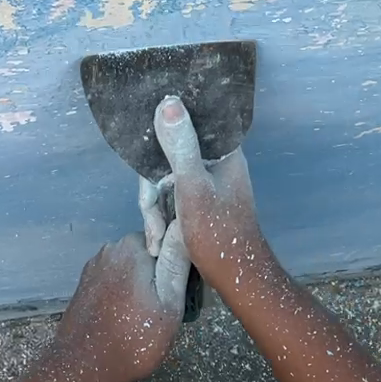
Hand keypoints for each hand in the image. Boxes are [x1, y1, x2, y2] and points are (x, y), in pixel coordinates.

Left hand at [51, 229, 189, 381]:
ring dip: (139, 284)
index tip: (181, 289)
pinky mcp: (86, 283)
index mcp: (132, 246)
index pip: (165, 240)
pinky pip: (113, 279)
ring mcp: (95, 265)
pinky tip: (125, 316)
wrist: (85, 367)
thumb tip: (182, 225)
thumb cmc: (135, 338)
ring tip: (146, 316)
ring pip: (129, 267)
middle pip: (146, 253)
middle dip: (158, 273)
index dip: (177, 263)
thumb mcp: (169, 302)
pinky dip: (122, 292)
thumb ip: (176, 261)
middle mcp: (111, 248)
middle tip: (166, 307)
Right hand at [142, 95, 270, 296]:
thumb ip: (180, 145)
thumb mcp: (193, 186)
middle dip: (152, 187)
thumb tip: (168, 102)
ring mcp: (206, 180)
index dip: (162, 130)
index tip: (144, 144)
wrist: (236, 280)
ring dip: (154, 207)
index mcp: (222, 150)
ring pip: (164, 178)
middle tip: (151, 213)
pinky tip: (157, 238)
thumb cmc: (219, 233)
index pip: (186, 122)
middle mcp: (215, 160)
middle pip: (167, 155)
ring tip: (155, 235)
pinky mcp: (198, 198)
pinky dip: (160, 215)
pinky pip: (169, 195)